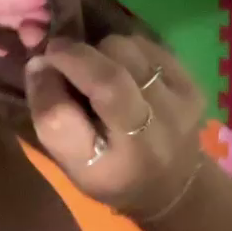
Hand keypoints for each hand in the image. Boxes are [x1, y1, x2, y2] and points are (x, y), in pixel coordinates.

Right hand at [26, 35, 205, 218]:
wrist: (173, 185)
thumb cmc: (109, 172)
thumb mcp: (69, 161)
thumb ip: (48, 113)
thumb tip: (40, 60)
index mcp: (110, 166)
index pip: (65, 119)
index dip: (46, 84)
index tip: (39, 64)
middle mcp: (149, 137)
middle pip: (105, 77)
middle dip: (74, 55)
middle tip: (61, 56)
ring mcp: (178, 106)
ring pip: (125, 50)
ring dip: (101, 51)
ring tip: (97, 68)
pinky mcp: (192, 84)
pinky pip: (146, 44)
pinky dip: (125, 49)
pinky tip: (124, 68)